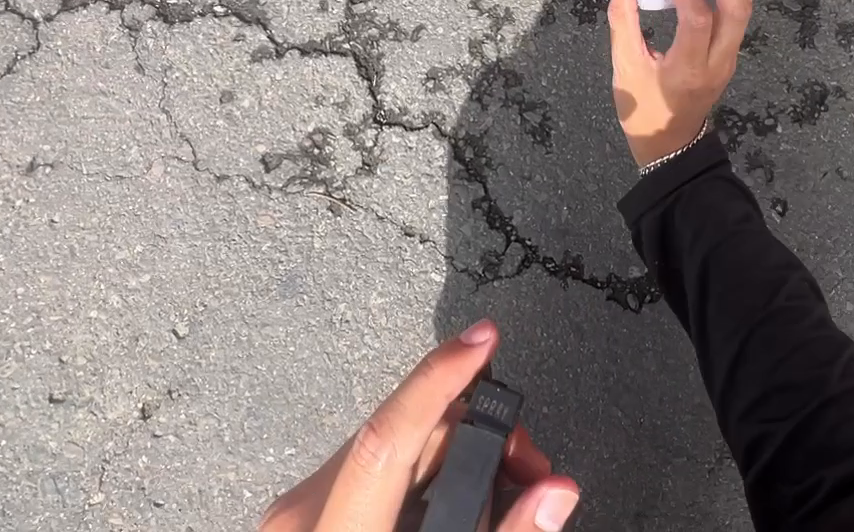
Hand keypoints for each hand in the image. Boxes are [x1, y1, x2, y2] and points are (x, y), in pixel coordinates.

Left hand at [260, 320, 579, 531]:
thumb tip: (558, 490)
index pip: (388, 440)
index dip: (439, 379)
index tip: (484, 339)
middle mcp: (302, 518)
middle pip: (409, 435)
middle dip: (478, 433)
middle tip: (529, 466)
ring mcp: (296, 513)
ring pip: (395, 442)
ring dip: (455, 450)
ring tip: (501, 486)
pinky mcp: (302, 513)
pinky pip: (377, 463)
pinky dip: (423, 468)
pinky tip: (453, 497)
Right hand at [607, 0, 753, 166]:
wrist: (672, 145)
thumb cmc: (644, 112)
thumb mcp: (624, 71)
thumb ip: (622, 24)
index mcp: (689, 68)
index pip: (698, 18)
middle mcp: (719, 59)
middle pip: (737, 5)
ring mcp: (730, 54)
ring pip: (745, 4)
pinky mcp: (730, 48)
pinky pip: (739, 9)